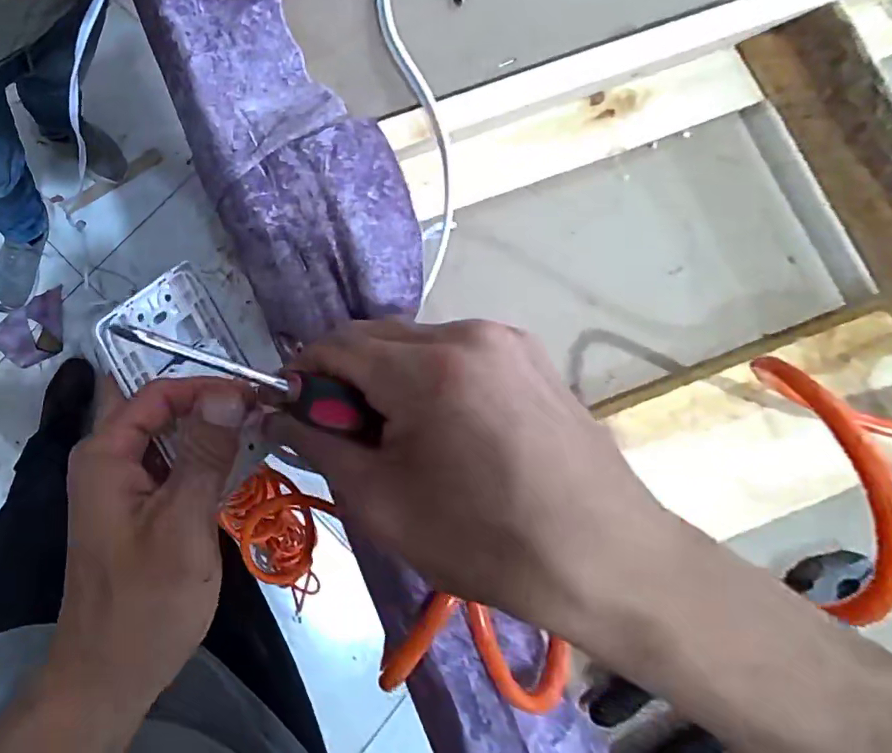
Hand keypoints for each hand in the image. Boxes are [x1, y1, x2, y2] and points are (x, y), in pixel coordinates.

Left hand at [47, 374, 251, 716]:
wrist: (108, 680)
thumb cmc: (144, 603)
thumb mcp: (182, 523)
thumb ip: (205, 453)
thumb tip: (229, 392)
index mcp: (104, 454)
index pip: (158, 392)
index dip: (206, 385)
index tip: (254, 394)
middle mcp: (106, 459)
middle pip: (160, 409)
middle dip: (208, 401)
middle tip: (260, 404)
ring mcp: (120, 484)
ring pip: (167, 435)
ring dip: (208, 428)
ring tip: (257, 425)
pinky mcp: (136, 506)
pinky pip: (170, 464)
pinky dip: (202, 457)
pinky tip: (236, 462)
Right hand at [268, 320, 688, 633]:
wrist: (610, 559)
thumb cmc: (487, 542)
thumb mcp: (382, 503)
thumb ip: (319, 445)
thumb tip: (281, 413)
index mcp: (427, 367)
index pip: (335, 344)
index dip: (303, 374)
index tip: (296, 411)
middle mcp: (466, 332)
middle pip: (375, 336)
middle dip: (347, 376)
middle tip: (351, 434)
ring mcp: (504, 337)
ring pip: (415, 341)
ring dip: (390, 375)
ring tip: (405, 435)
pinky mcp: (529, 351)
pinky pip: (456, 349)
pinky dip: (432, 375)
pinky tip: (449, 425)